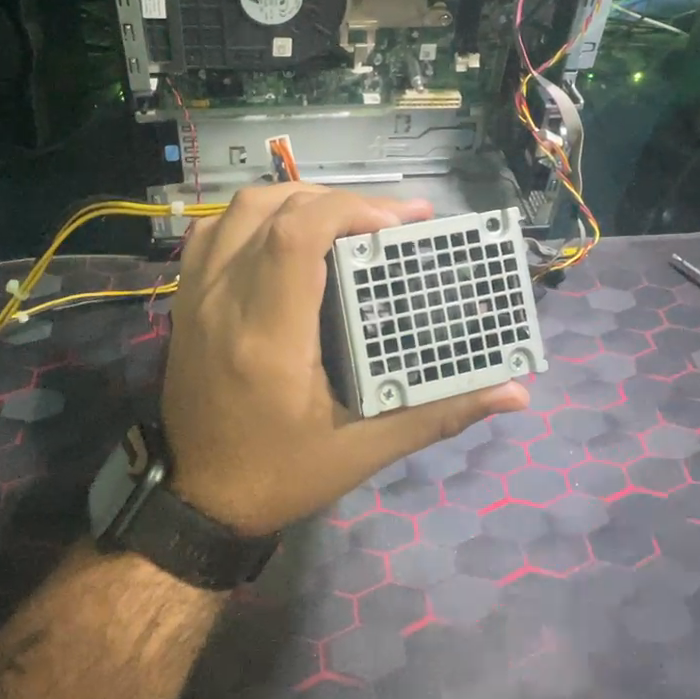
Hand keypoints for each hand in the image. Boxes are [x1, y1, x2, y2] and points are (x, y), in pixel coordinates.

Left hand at [160, 184, 529, 536]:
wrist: (197, 499)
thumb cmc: (280, 474)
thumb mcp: (362, 451)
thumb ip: (437, 414)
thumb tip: (513, 393)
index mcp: (269, 338)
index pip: (295, 236)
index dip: (349, 209)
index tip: (397, 226)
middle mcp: (225, 303)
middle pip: (272, 209)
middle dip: (337, 201)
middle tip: (387, 223)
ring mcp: (197, 296)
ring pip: (241, 210)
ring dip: (296, 199)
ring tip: (344, 220)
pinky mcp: (186, 300)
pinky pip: (214, 230)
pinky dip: (255, 217)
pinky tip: (288, 236)